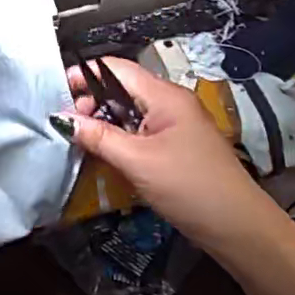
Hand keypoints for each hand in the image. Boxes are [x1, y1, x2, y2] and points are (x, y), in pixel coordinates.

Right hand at [58, 58, 283, 252]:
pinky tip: (102, 153)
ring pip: (127, 111)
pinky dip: (116, 137)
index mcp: (164, 96)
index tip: (57, 95)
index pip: (115, 68)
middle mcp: (169, 103)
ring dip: (101, 121)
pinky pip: (137, 130)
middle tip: (69, 125)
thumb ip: (97, 137)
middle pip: (119, 88)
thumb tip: (61, 119)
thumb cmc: (189, 187)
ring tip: (80, 140)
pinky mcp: (173, 146)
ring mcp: (172, 125)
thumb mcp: (136, 161)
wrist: (237, 226)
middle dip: (89, 101)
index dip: (83, 75)